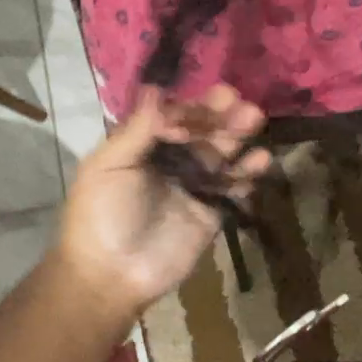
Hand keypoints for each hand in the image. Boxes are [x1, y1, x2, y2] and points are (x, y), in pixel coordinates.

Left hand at [57, 85, 270, 316]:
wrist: (112, 274)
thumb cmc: (101, 215)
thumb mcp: (108, 166)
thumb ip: (137, 129)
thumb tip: (157, 87)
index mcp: (142, 146)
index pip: (173, 116)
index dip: (190, 109)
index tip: (201, 108)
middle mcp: (170, 161)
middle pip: (202, 131)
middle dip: (222, 115)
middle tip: (243, 104)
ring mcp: (192, 186)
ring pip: (222, 154)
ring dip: (238, 136)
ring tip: (255, 120)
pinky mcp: (211, 211)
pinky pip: (233, 187)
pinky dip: (247, 174)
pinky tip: (261, 160)